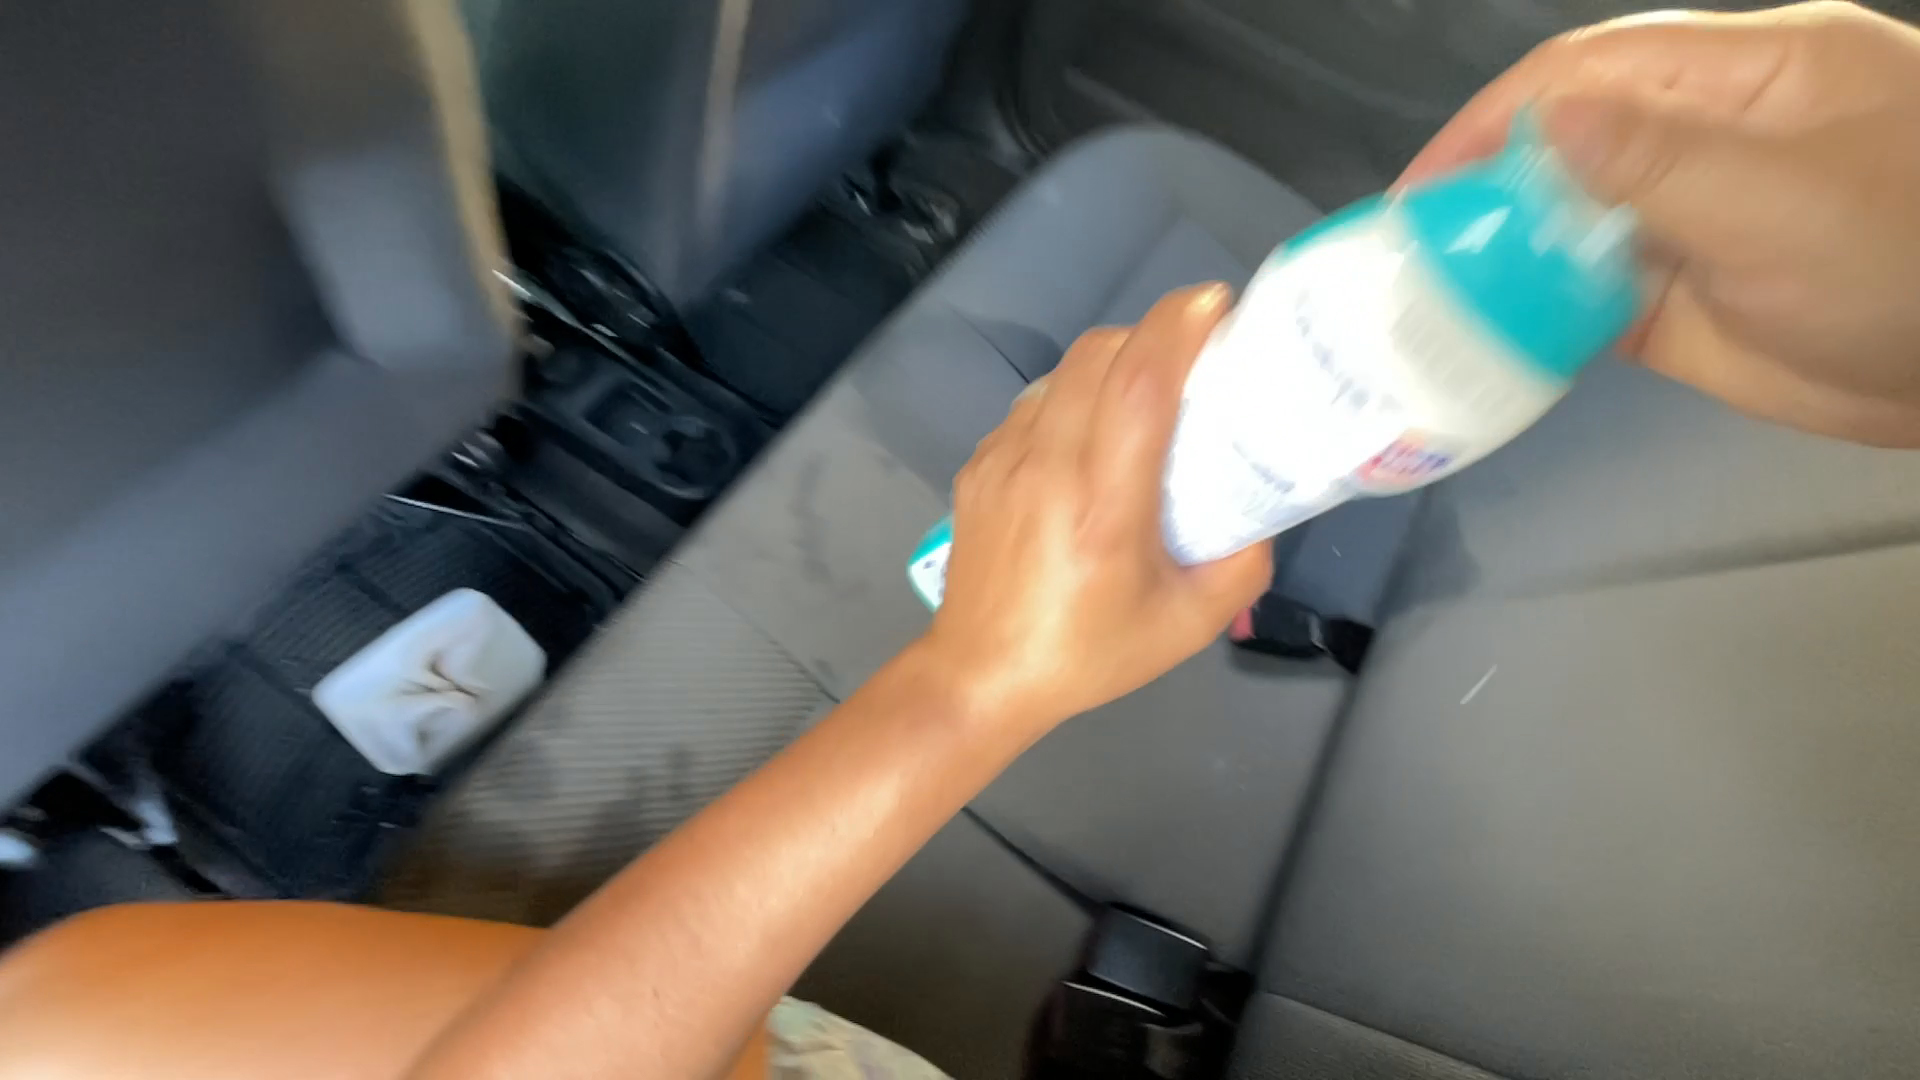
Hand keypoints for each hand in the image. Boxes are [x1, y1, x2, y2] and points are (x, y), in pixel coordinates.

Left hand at [918, 285, 1272, 731]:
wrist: (982, 673)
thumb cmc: (1088, 653)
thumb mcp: (1188, 623)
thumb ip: (1243, 561)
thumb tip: (1257, 509)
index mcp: (1103, 504)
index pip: (1139, 381)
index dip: (1178, 326)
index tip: (1216, 306)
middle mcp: (1046, 466)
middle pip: (1099, 355)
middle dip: (1152, 335)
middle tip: (1191, 361)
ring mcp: (1001, 461)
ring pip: (1059, 373)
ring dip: (1108, 364)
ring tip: (1139, 396)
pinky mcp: (976, 468)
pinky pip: (1030, 405)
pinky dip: (1068, 397)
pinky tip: (1083, 437)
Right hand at [1404, 1, 1919, 446]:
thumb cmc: (1906, 268)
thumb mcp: (1782, 203)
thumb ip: (1661, 161)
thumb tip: (1544, 122)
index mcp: (1740, 82)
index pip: (1584, 73)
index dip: (1489, 122)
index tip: (1418, 190)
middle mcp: (1692, 144)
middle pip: (1554, 146)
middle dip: (1474, 189)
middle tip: (1404, 249)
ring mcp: (1667, 223)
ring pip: (1550, 222)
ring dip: (1487, 253)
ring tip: (1418, 292)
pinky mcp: (1649, 293)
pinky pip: (1562, 291)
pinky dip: (1517, 309)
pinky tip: (1475, 330)